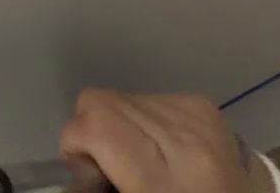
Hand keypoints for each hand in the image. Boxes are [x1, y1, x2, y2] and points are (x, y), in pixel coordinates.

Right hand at [60, 90, 271, 192]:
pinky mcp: (205, 106)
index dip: (74, 143)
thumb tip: (75, 164)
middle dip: (92, 132)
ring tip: (143, 161)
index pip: (95, 124)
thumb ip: (98, 186)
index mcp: (164, 179)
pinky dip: (145, 121)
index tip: (86, 173)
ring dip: (120, 125)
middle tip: (111, 168)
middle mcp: (183, 137)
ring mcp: (197, 116)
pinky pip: (149, 97)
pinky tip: (164, 150)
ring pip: (120, 96)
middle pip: (99, 101)